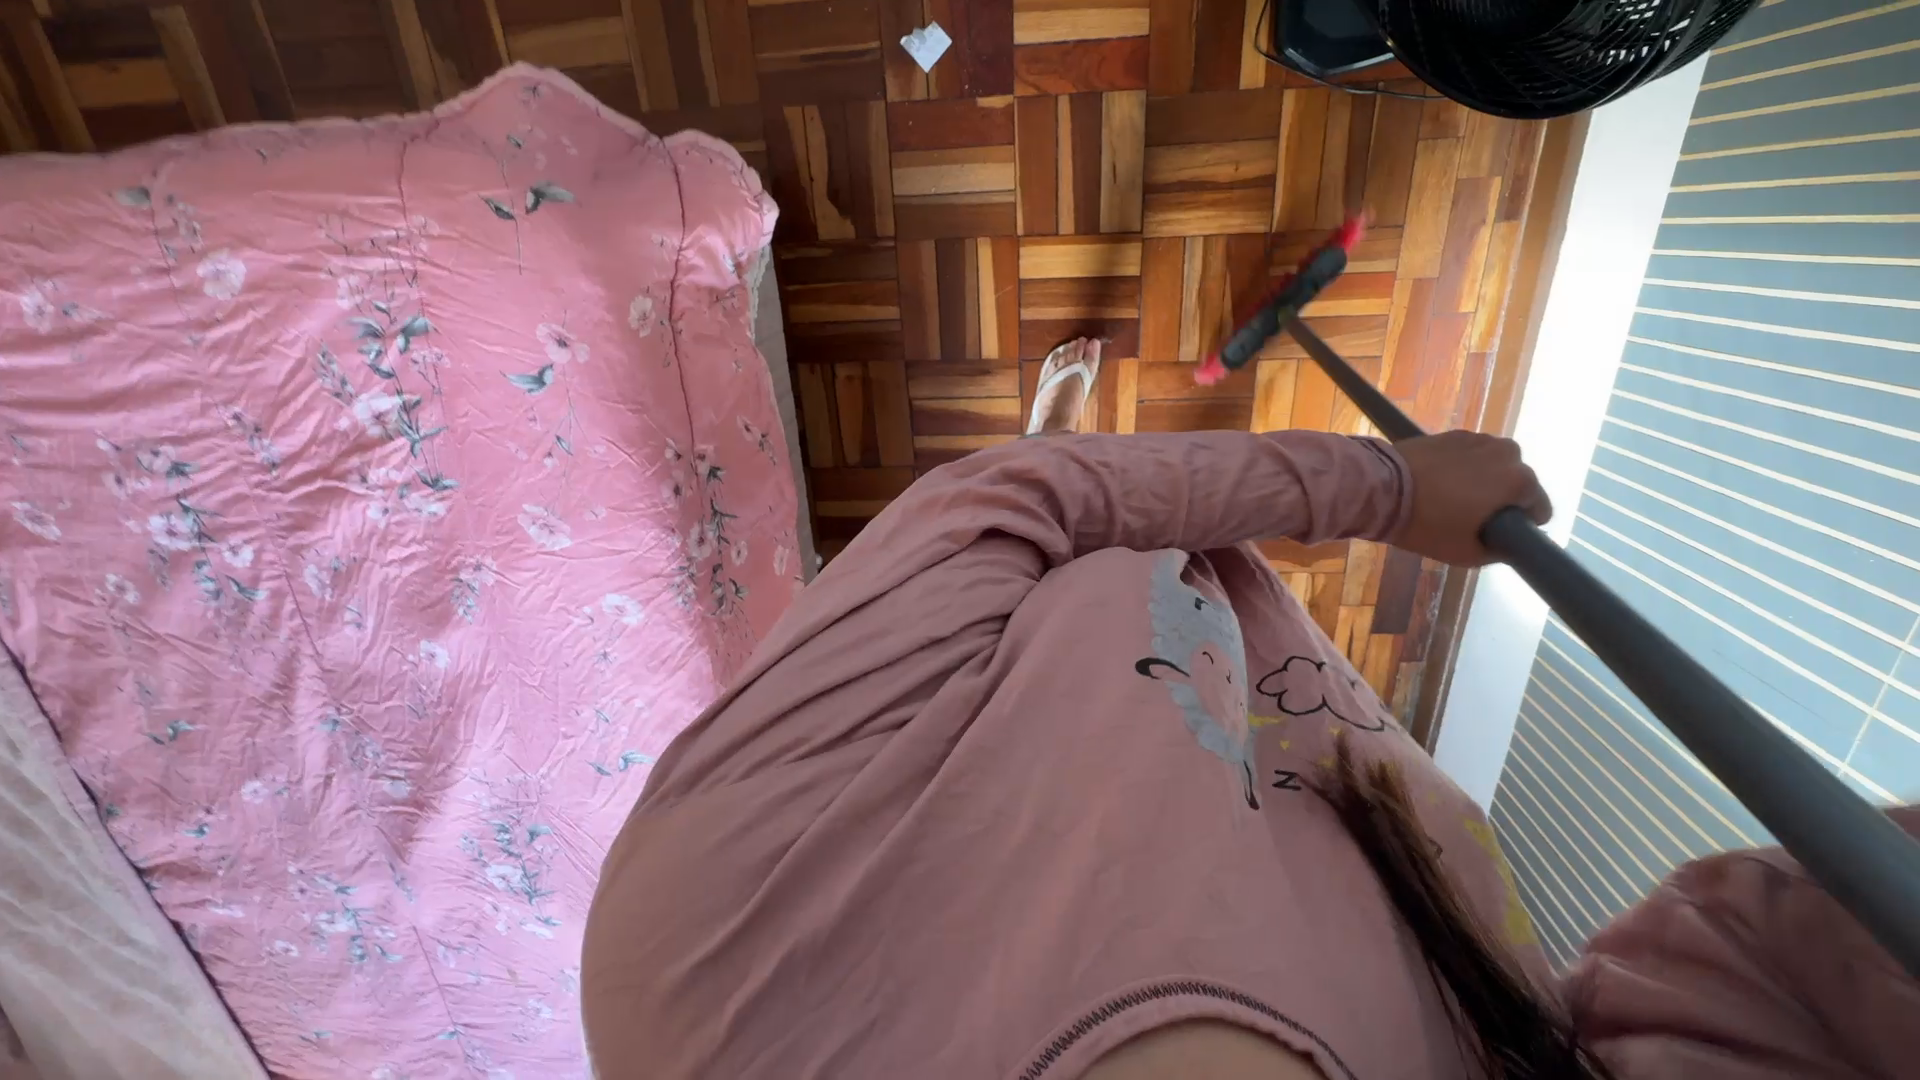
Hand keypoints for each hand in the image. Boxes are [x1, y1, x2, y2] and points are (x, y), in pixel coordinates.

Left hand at [1392, 431, 1550, 566]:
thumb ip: (1499, 551)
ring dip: (1480, 481)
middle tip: (1465, 517)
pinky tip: (1436, 482)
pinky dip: (1459, 467)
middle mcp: (1508, 452)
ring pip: (1492, 467)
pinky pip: (1467, 456)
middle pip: (1515, 484)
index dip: (1520, 525)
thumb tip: (1509, 546)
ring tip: (1448, 499)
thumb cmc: (1426, 523)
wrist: (1378, 488)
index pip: (1538, 509)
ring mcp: (1479, 438)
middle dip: (1498, 500)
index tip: (1494, 533)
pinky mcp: (1451, 433)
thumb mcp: (1467, 553)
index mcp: (1521, 481)